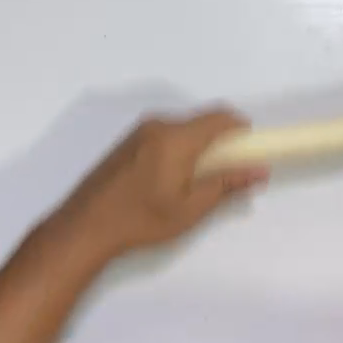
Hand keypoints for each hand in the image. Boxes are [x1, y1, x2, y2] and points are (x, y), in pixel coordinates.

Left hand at [43, 111, 265, 262]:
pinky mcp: (127, 142)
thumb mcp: (190, 208)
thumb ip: (227, 184)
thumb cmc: (141, 220)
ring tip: (195, 185)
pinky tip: (170, 182)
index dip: (242, 129)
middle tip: (226, 176)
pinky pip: (164, 136)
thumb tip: (259, 170)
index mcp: (176, 138)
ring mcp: (139, 132)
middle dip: (221, 143)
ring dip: (198, 148)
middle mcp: (158, 126)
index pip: (220, 117)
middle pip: (202, 122)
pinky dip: (178, 150)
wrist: (84, 226)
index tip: (251, 152)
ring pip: (183, 130)